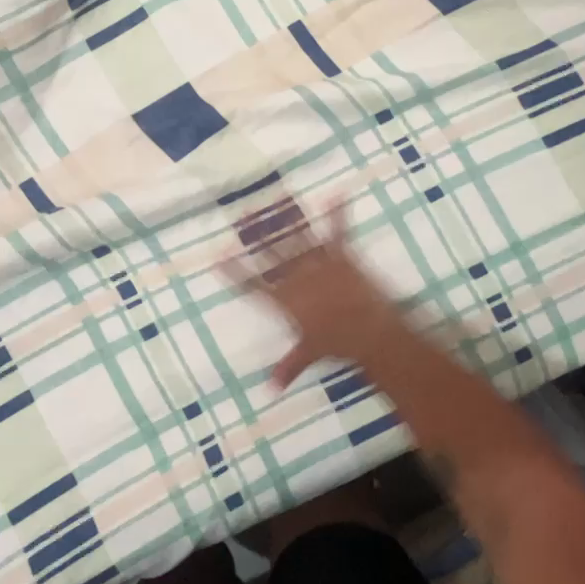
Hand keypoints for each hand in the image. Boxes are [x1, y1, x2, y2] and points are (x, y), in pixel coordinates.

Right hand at [220, 196, 407, 386]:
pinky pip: (337, 231)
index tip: (217, 257)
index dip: (233, 271)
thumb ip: (289, 366)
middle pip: (271, 254)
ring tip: (275, 198)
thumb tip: (271, 389)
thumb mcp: (309, 354)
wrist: (367, 334)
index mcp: (284, 301)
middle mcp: (296, 278)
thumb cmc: (336, 345)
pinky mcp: (342, 256)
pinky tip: (336, 194)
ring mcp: (318, 264)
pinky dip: (337, 212)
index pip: (252, 285)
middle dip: (255, 233)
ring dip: (286, 217)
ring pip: (298, 238)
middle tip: (241, 215)